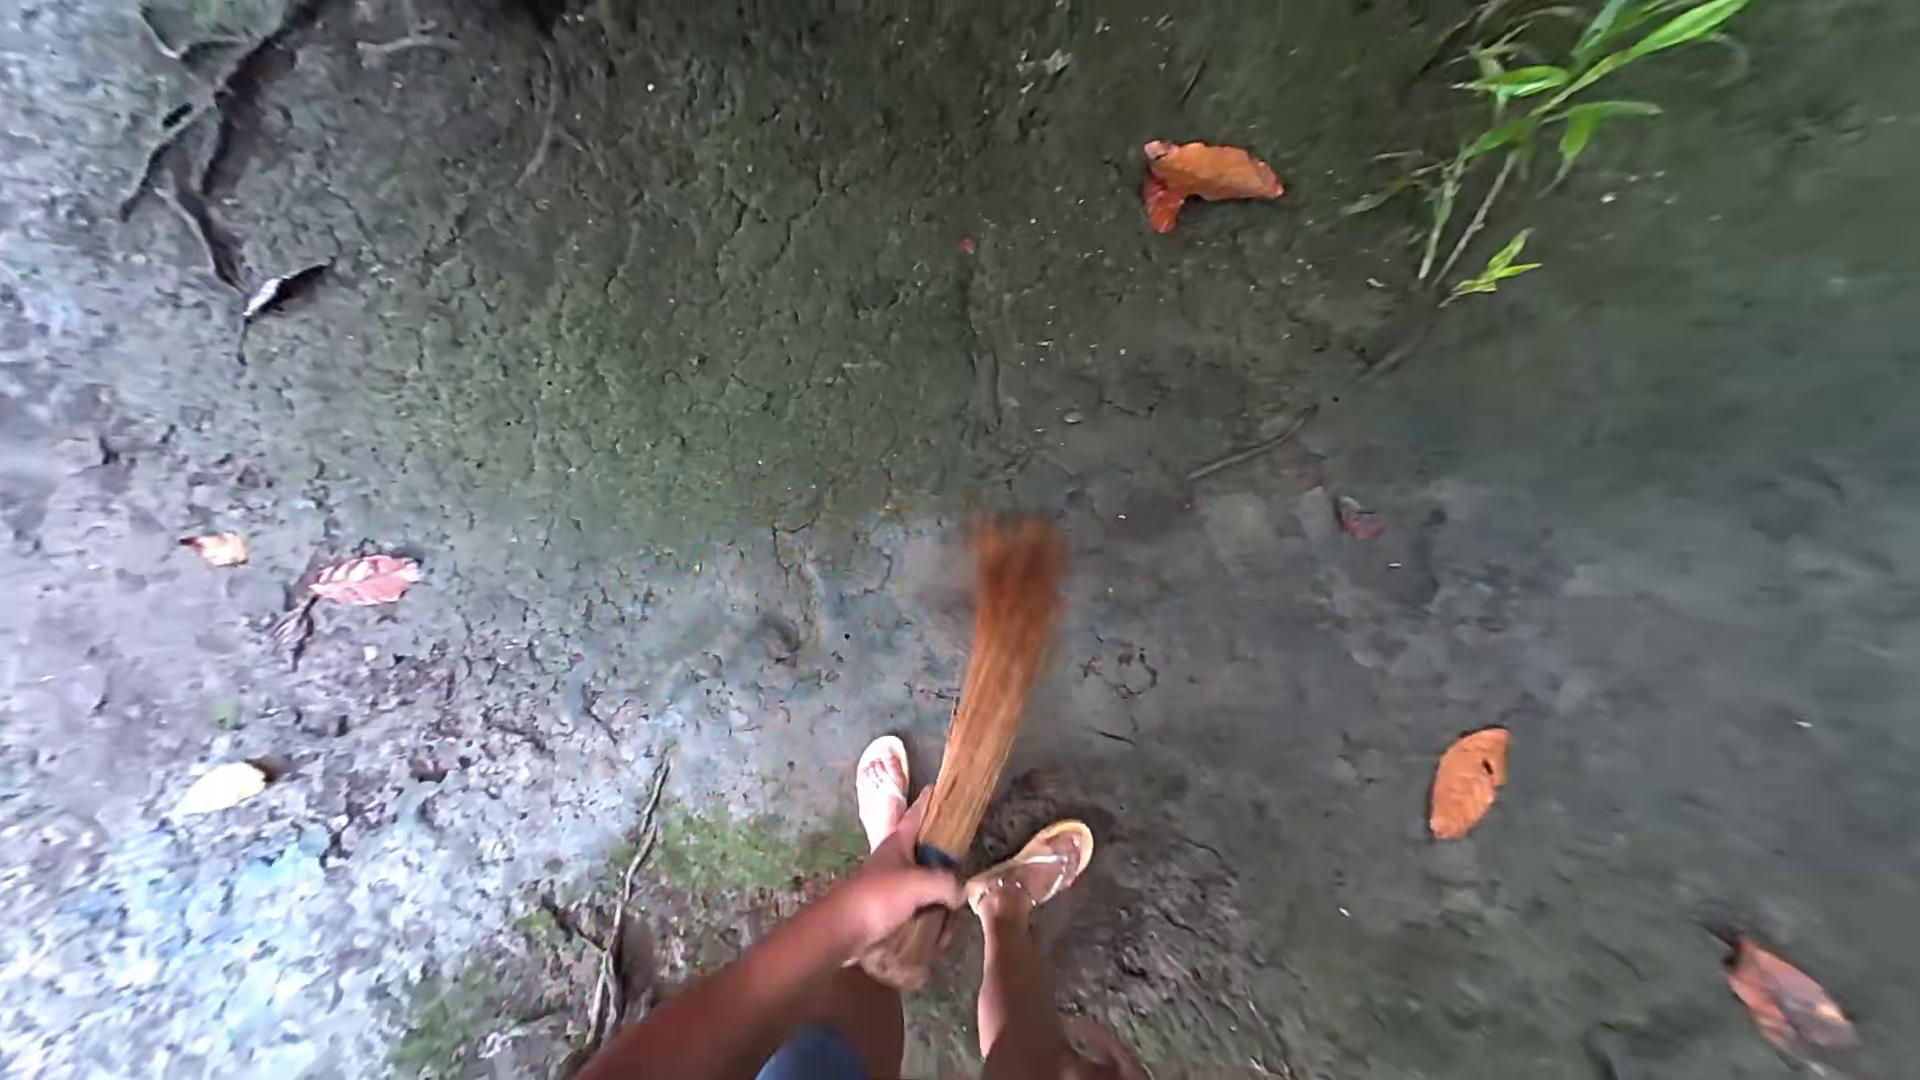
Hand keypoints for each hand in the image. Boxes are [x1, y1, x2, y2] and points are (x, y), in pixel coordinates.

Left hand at [827, 789, 962, 951]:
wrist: (843, 929)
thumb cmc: (878, 896)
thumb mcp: (917, 884)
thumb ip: (944, 883)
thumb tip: (959, 892)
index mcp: (899, 841)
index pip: (916, 813)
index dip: (927, 800)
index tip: (939, 788)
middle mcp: (896, 857)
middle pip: (924, 846)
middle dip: (942, 852)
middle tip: (962, 857)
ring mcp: (892, 882)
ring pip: (923, 877)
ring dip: (938, 888)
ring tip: (955, 899)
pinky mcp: (890, 906)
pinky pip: (917, 902)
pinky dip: (930, 910)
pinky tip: (940, 924)